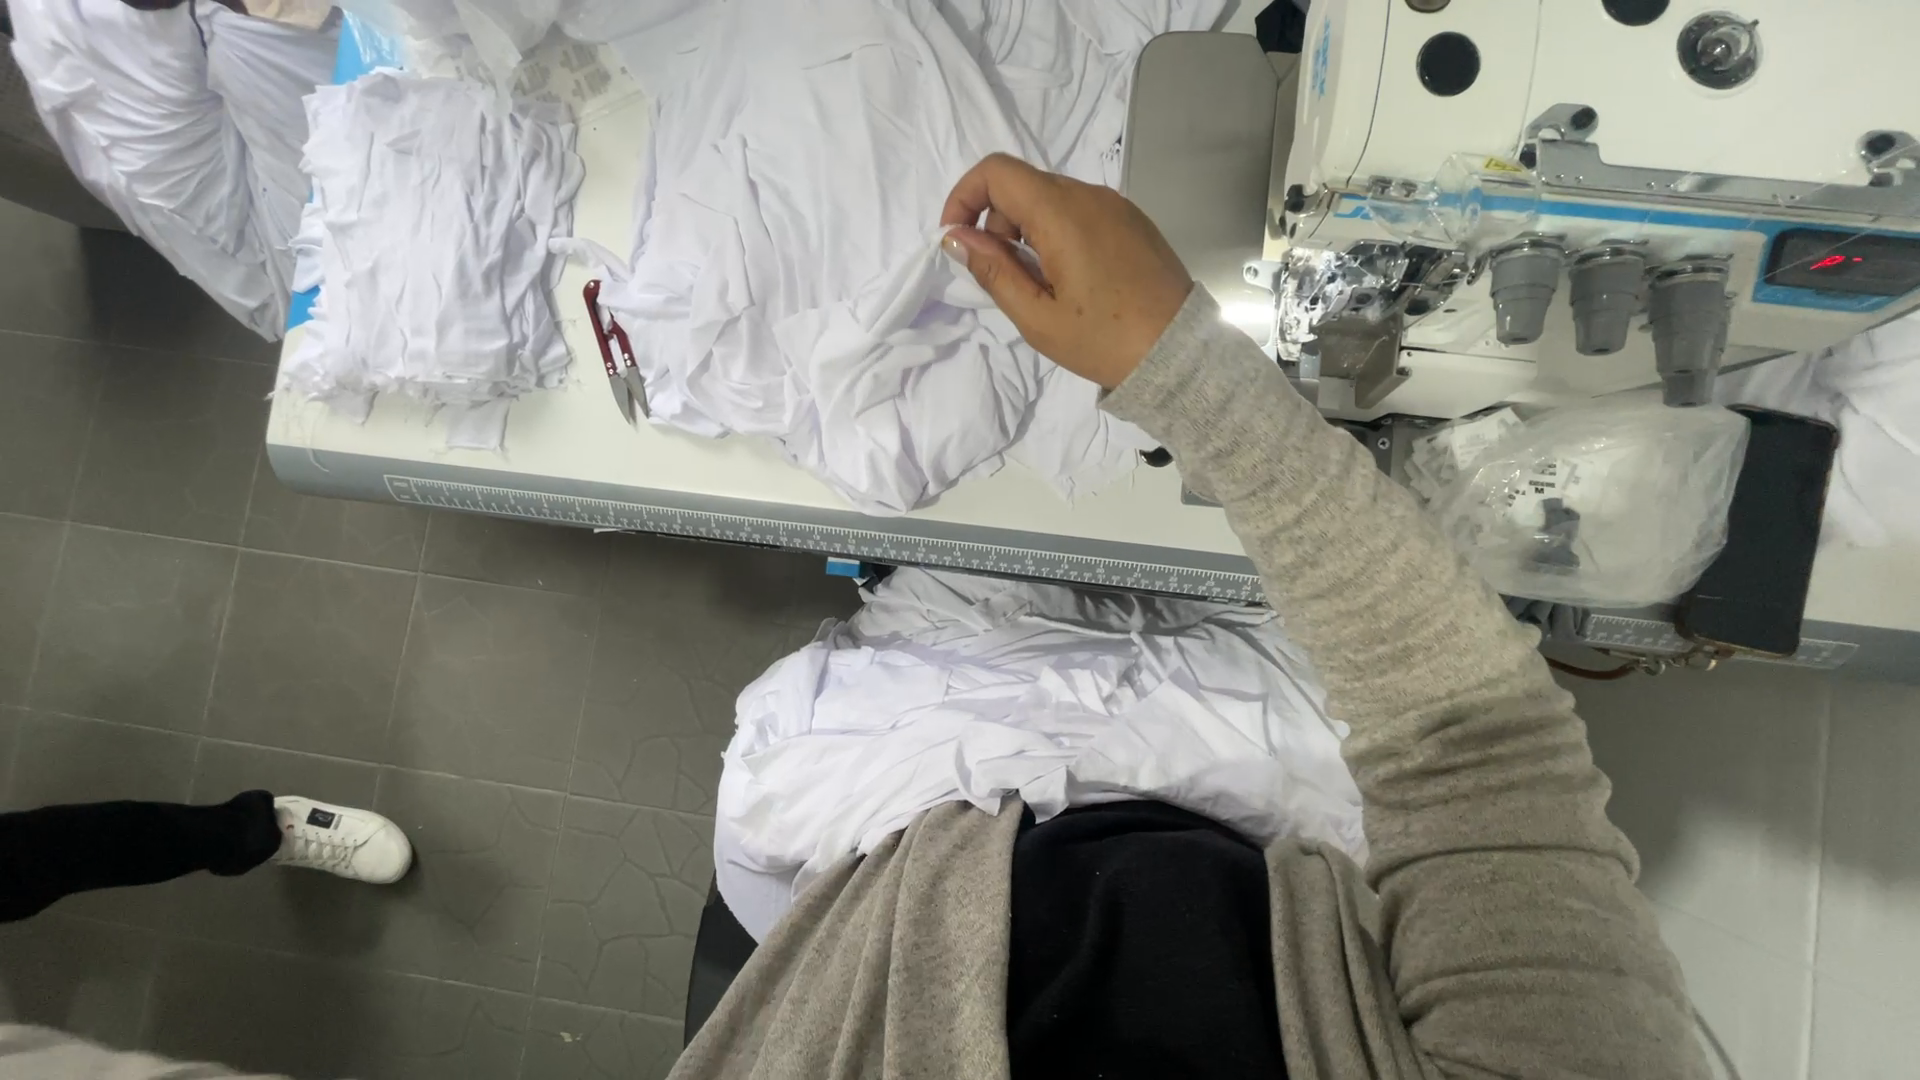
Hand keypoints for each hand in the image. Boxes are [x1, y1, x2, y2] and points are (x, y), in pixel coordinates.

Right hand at [940, 153, 1192, 389]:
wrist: (1177, 353)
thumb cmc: (1102, 340)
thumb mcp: (1037, 317)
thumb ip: (992, 271)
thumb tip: (954, 236)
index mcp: (1062, 213)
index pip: (996, 171)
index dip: (964, 197)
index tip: (955, 239)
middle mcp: (1089, 195)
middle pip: (1022, 184)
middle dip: (995, 223)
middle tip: (1003, 278)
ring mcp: (1115, 205)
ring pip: (1051, 198)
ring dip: (1026, 231)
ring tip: (1039, 285)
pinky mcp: (1132, 220)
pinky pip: (1080, 211)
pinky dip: (1057, 233)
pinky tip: (1070, 279)